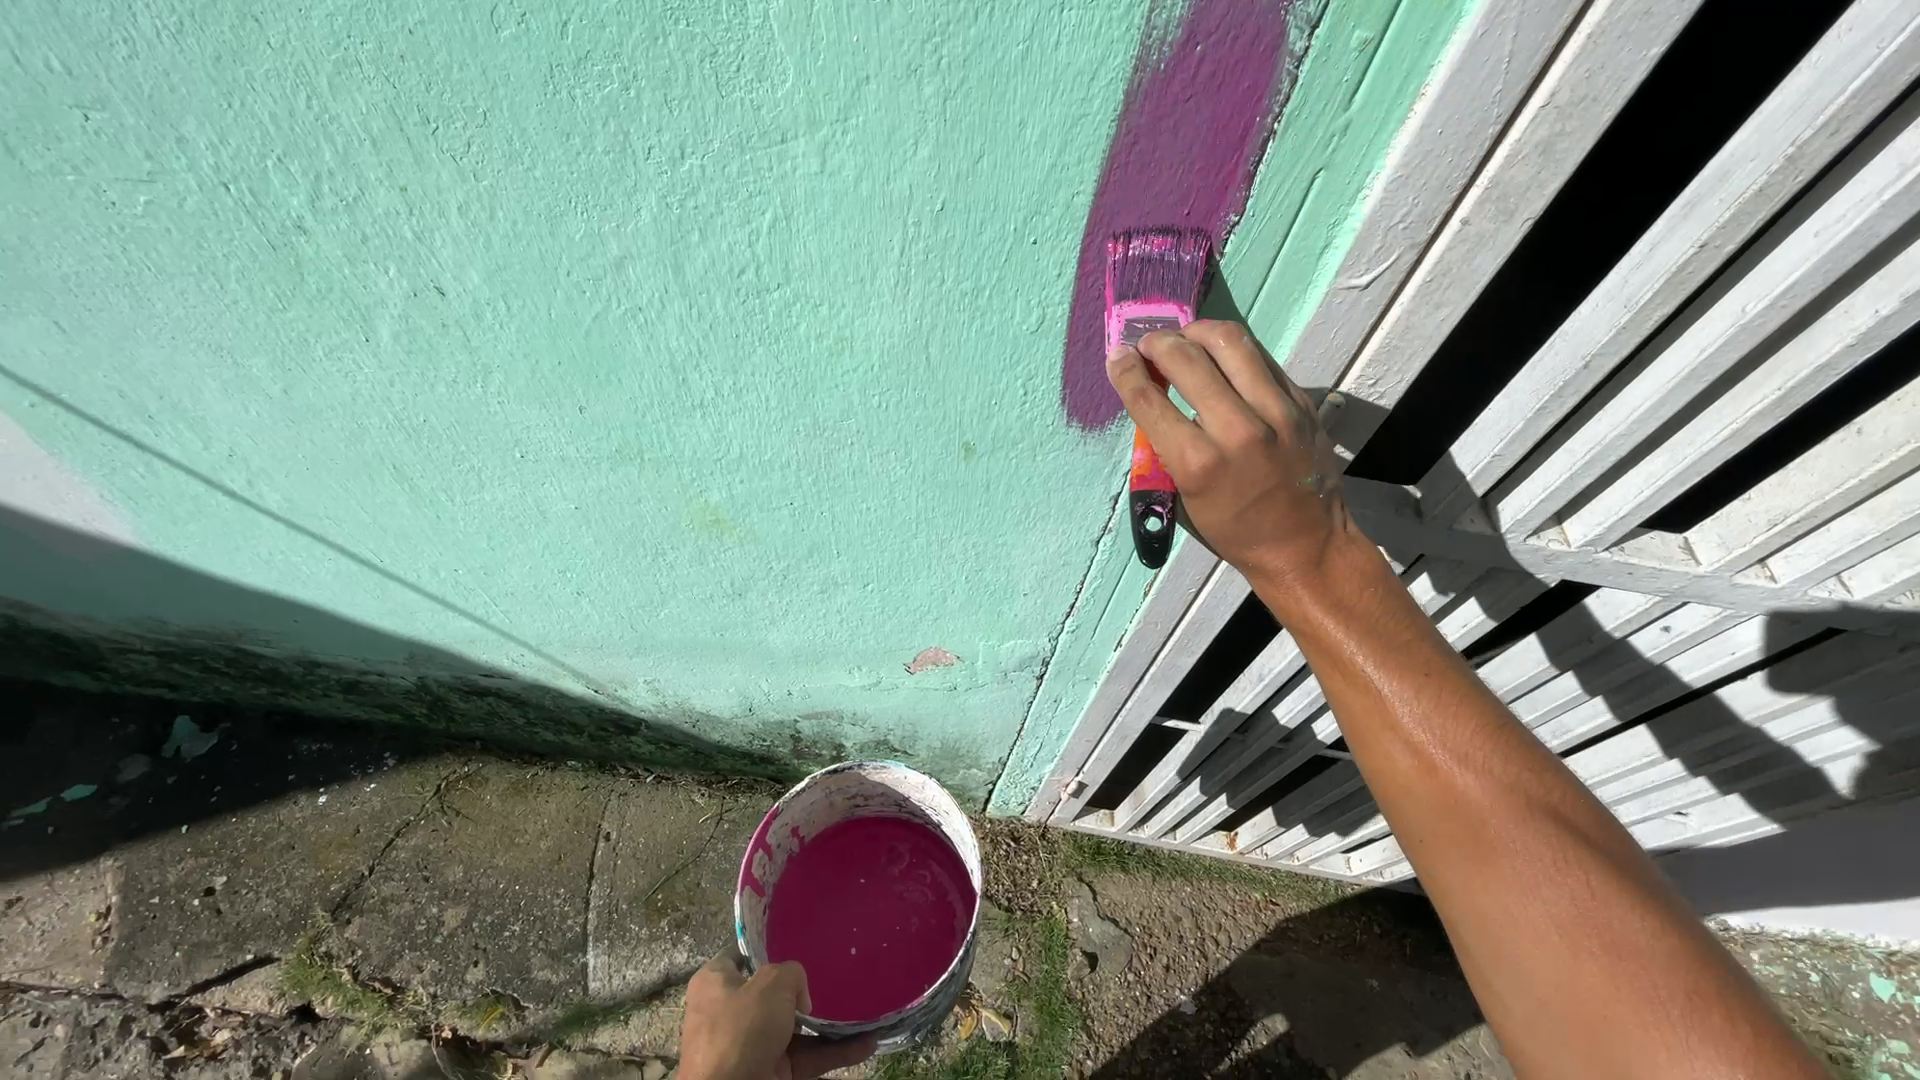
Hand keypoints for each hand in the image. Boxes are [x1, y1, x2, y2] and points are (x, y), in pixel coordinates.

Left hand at [677, 954, 877, 1079]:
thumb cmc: (741, 1029)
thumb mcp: (771, 983)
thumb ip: (792, 973)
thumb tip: (799, 997)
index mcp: (715, 984)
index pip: (738, 956)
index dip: (764, 947)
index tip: (794, 939)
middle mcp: (731, 1013)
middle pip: (772, 993)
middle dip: (803, 989)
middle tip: (834, 974)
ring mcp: (752, 1047)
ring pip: (797, 1029)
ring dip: (829, 1024)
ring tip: (862, 1009)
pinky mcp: (771, 1074)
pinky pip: (808, 1057)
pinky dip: (836, 1052)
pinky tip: (867, 1043)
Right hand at [1106, 320, 1357, 591]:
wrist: (1306, 546)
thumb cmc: (1234, 531)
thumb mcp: (1185, 497)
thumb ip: (1167, 444)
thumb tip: (1151, 393)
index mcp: (1198, 463)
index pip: (1149, 399)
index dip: (1125, 371)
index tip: (1117, 356)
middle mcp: (1237, 430)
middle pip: (1186, 359)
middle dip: (1157, 343)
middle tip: (1148, 345)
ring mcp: (1276, 411)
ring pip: (1230, 342)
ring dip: (1196, 332)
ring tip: (1184, 339)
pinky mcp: (1301, 402)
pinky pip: (1261, 357)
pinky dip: (1232, 351)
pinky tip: (1220, 357)